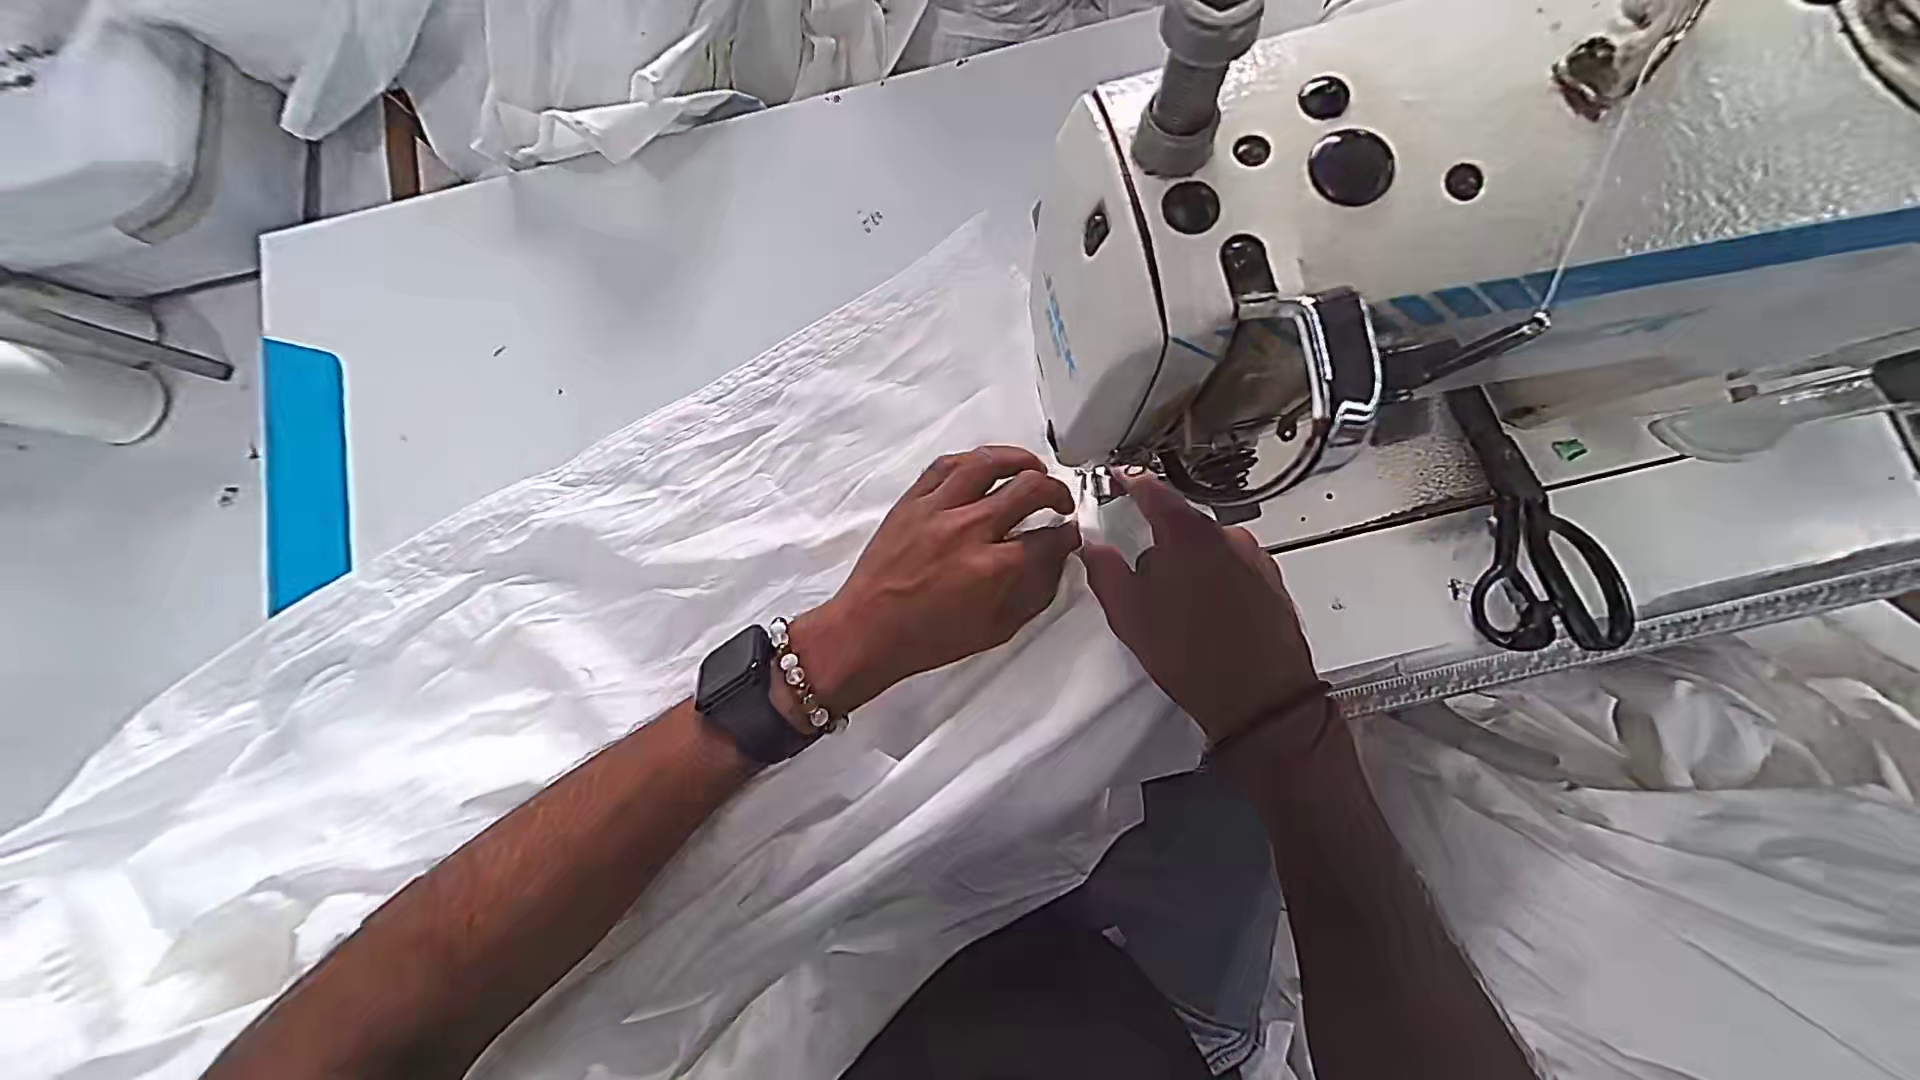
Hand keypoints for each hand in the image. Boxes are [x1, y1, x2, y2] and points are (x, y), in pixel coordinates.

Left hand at [788, 445, 1079, 713]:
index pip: (1048, 539)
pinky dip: (973, 460)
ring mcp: (936, 511)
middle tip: (1059, 502)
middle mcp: (967, 532)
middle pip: (1029, 489)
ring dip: (1021, 460)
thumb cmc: (924, 638)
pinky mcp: (911, 502)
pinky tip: (986, 466)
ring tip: (1032, 468)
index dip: (1068, 536)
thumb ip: (1034, 594)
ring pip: (989, 463)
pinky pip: (946, 465)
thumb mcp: (995, 629)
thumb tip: (1055, 562)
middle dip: (1057, 492)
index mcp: (991, 569)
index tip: (1069, 535)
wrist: (868, 631)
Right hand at [1080, 473, 1322, 745]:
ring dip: (1188, 561)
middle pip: (1181, 520)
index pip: (1152, 490)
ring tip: (1175, 604)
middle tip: (1141, 572)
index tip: (1120, 477)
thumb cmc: (1195, 657)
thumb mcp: (1128, 613)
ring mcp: (1253, 558)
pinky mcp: (1270, 581)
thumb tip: (1093, 548)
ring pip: (1208, 546)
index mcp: (1186, 536)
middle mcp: (1225, 537)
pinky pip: (1232, 565)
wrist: (1259, 698)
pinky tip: (1204, 611)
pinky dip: (1214, 577)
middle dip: (1158, 538)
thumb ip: (1104, 569)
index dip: (1130, 481)